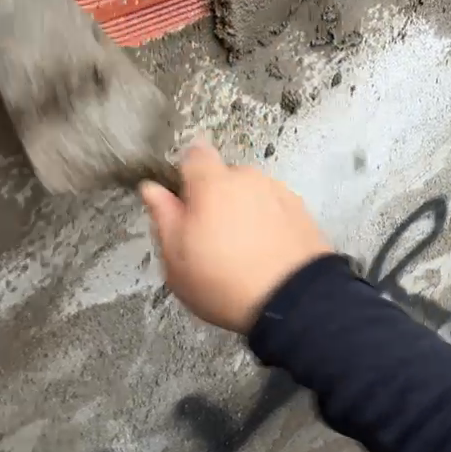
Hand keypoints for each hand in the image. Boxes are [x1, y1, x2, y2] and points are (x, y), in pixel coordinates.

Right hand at [139, 139, 333, 332]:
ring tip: (239, 250)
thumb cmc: (226, 282)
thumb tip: (152, 191)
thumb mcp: (177, 257)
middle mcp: (248, 179)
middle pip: (224, 176)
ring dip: (242, 210)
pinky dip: (266, 220)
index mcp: (213, 184)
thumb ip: (164, 215)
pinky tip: (262, 250)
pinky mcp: (298, 207)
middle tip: (208, 236)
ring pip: (249, 192)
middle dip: (214, 198)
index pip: (195, 154)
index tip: (183, 196)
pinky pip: (272, 206)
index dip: (186, 173)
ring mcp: (276, 190)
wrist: (289, 297)